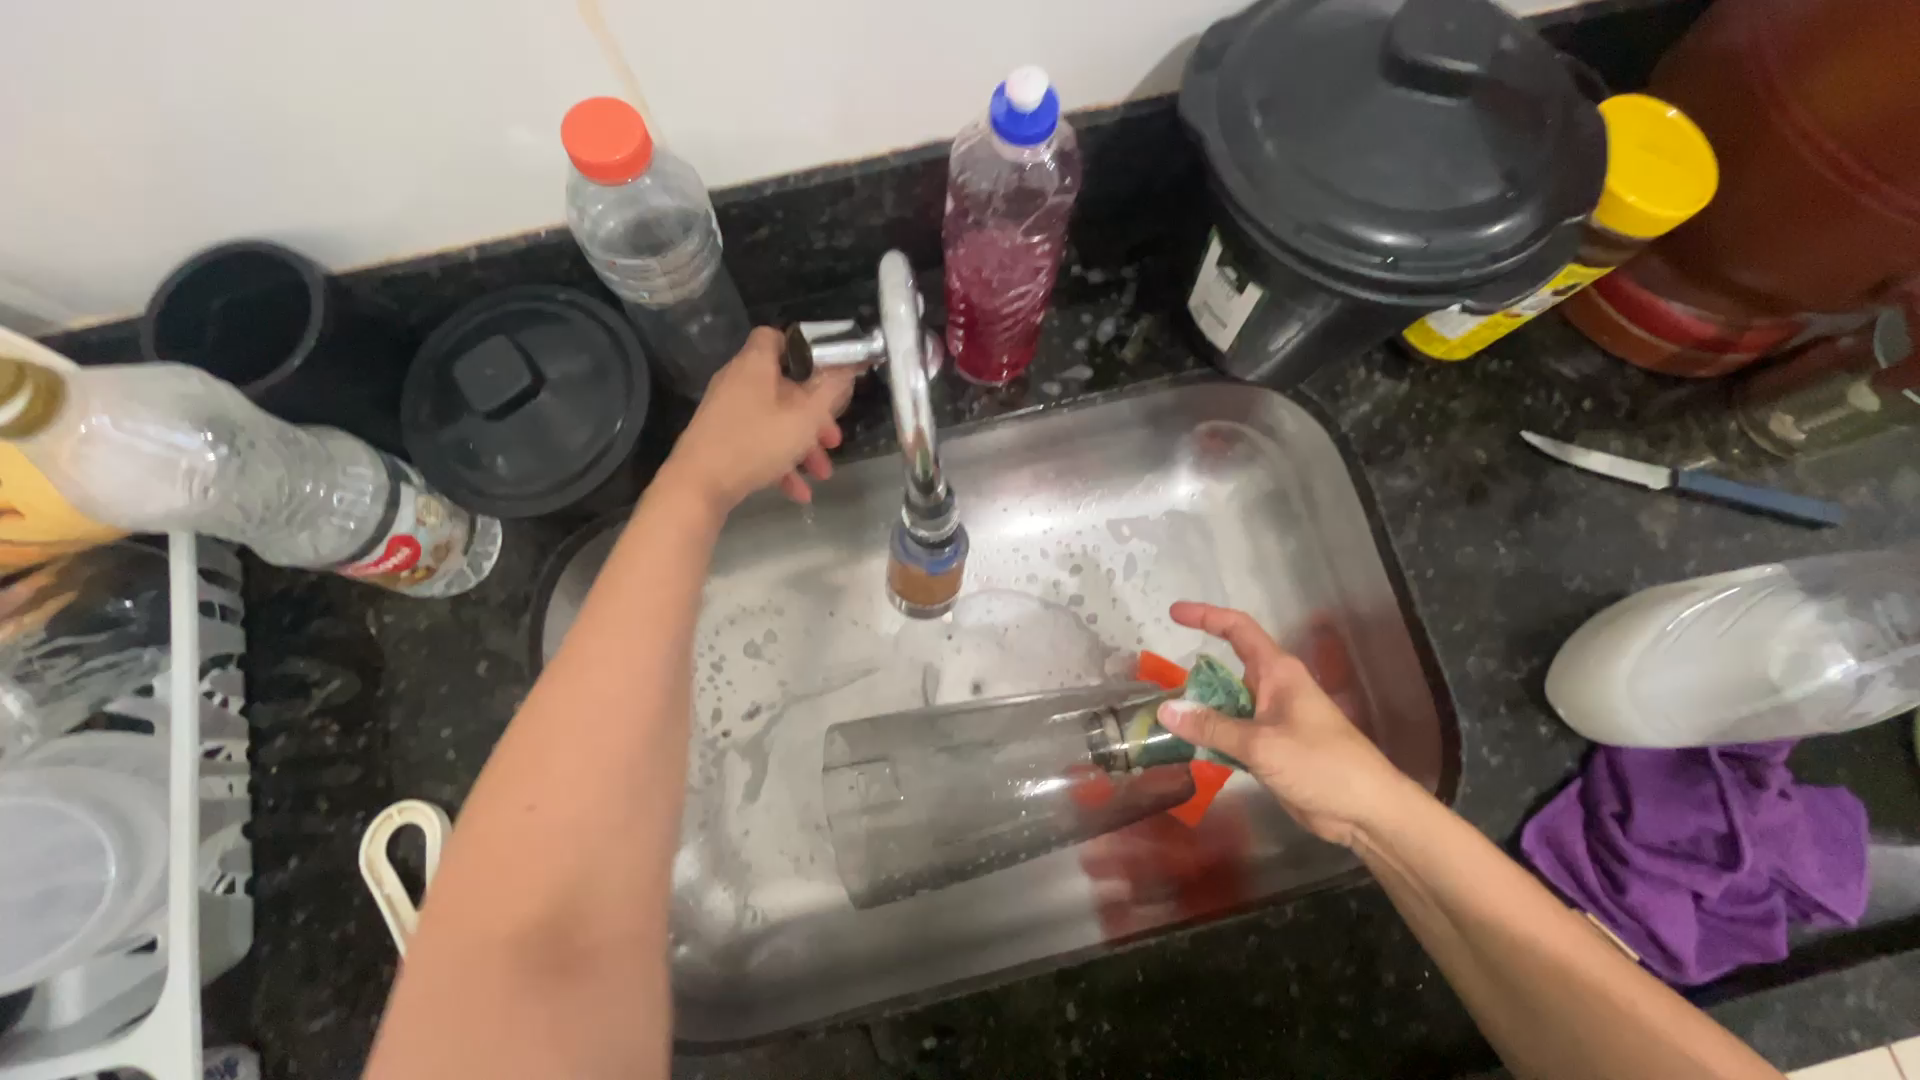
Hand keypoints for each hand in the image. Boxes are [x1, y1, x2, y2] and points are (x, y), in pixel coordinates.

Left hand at [661, 328, 856, 510]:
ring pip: (775, 421)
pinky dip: (780, 463)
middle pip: (784, 388)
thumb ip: (831, 389)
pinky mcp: (722, 440)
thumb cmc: (756, 442)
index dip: (803, 350)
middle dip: (814, 415)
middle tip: (833, 437)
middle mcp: (739, 383)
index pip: (775, 337)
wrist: (697, 485)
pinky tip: (799, 492)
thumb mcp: (805, 417)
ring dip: (802, 445)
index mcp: (755, 366)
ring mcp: (728, 413)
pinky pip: (759, 444)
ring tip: (822, 473)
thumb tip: (849, 365)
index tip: (826, 372)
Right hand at [1155, 602, 1414, 847]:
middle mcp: (1273, 689)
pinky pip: (1232, 733)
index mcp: (1278, 672)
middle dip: (1194, 678)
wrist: (1366, 811)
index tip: (1174, 613)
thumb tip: (1165, 710)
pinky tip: (1188, 749)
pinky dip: (1211, 737)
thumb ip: (1211, 727)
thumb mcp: (1260, 744)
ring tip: (1164, 724)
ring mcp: (1272, 720)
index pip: (1238, 630)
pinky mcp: (1271, 748)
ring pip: (1226, 705)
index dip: (1206, 616)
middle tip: (1158, 692)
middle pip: (1226, 671)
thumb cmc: (1322, 764)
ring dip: (1200, 713)